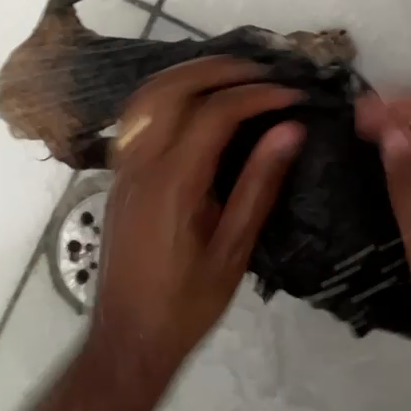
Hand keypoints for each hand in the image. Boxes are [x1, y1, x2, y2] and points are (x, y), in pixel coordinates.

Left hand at [87, 57, 305, 387]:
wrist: (126, 341)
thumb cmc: (186, 304)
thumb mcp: (233, 250)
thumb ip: (259, 184)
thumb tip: (291, 130)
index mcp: (173, 183)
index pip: (215, 113)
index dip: (257, 95)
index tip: (291, 95)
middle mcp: (142, 163)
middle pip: (175, 87)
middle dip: (222, 69)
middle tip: (263, 73)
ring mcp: (124, 164)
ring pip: (150, 92)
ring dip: (191, 72)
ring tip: (233, 75)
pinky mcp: (118, 171)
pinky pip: (139, 112)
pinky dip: (169, 91)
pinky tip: (195, 98)